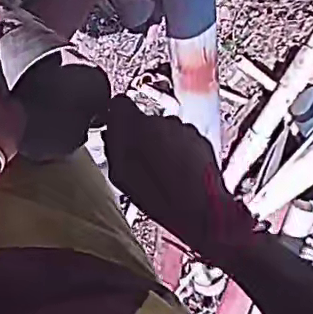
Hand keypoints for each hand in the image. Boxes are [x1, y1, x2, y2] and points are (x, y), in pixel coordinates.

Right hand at [102, 95, 260, 258]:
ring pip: (164, 129)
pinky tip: (176, 172)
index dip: (116, 114)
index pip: (120, 102)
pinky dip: (177, 150)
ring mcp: (185, 129)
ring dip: (160, 143)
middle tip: (138, 161)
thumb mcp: (121, 176)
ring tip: (160, 170)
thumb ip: (112, 146)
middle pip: (144, 118)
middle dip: (140, 135)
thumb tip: (110, 132)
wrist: (202, 210)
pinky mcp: (200, 139)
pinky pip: (182, 138)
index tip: (115, 125)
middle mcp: (164, 121)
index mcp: (140, 127)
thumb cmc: (162, 196)